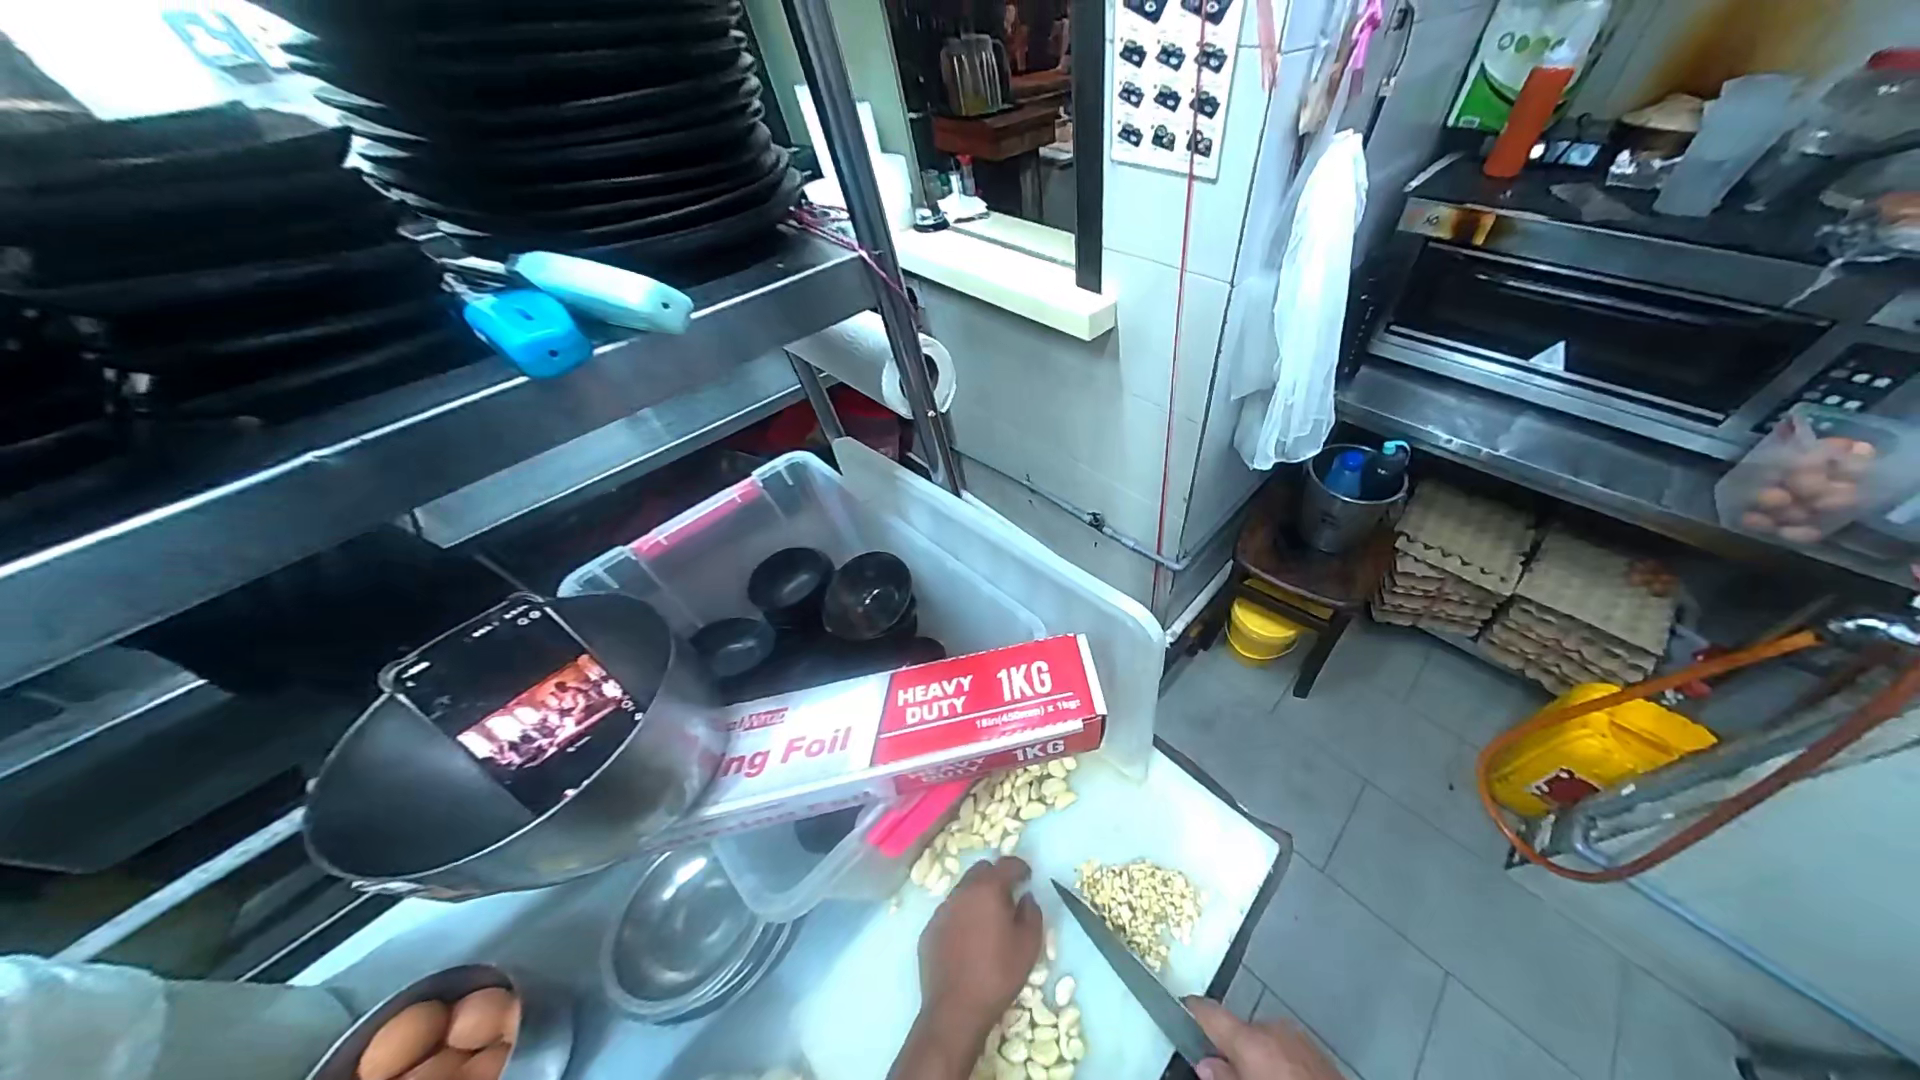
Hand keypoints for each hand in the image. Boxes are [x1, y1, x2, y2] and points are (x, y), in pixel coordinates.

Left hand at [918, 856, 1043, 1040]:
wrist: (955, 1009)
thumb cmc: (997, 975)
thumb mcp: (1028, 946)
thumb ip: (1032, 913)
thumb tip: (1026, 897)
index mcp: (987, 889)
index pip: (1006, 863)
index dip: (1020, 867)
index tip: (1027, 878)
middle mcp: (961, 892)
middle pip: (981, 870)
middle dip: (996, 877)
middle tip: (1008, 898)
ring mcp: (942, 910)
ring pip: (963, 890)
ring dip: (977, 896)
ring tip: (988, 922)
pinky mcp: (930, 929)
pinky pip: (950, 912)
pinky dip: (961, 916)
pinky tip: (968, 940)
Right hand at [1184, 997, 1346, 1079]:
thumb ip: (1224, 1079)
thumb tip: (1206, 1064)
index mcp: (1250, 1040)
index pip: (1209, 1012)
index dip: (1191, 1012)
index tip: (1179, 1012)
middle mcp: (1274, 1030)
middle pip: (1240, 1031)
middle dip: (1233, 1050)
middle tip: (1229, 1073)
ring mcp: (1302, 1041)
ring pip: (1267, 1042)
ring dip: (1259, 1059)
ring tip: (1258, 1078)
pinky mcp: (1323, 1057)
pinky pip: (1289, 1053)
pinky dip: (1281, 1066)